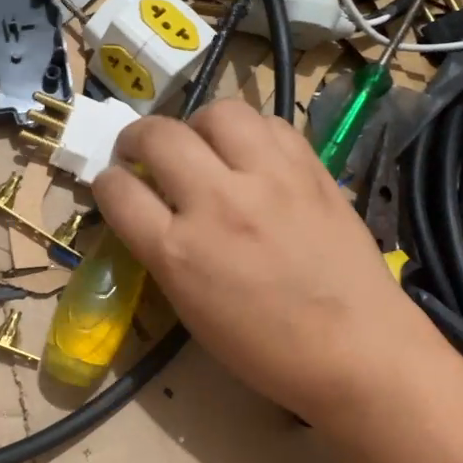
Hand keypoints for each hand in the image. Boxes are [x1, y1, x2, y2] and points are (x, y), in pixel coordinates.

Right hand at [93, 98, 431, 417]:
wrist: (356, 349)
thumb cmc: (264, 348)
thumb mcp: (190, 308)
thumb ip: (164, 252)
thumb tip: (152, 212)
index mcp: (178, 252)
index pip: (118, 191)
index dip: (106, 182)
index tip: (113, 184)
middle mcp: (218, 203)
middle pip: (158, 137)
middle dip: (136, 139)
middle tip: (140, 152)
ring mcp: (268, 179)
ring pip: (216, 113)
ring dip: (195, 125)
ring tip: (199, 145)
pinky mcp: (310, 169)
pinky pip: (269, 124)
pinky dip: (248, 132)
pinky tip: (248, 154)